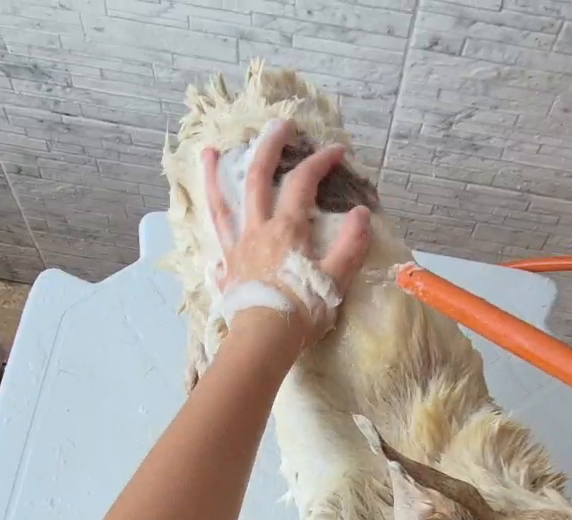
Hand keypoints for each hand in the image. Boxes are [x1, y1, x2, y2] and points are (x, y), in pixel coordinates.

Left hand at [201, 118, 371, 346]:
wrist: (264, 341)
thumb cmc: (301, 311)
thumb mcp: (335, 279)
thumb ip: (350, 245)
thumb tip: (361, 214)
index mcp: (287, 229)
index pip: (304, 182)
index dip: (321, 161)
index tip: (337, 150)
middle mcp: (258, 230)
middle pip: (258, 177)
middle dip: (270, 147)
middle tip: (280, 125)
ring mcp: (237, 249)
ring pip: (223, 205)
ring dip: (216, 176)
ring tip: (210, 152)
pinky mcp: (227, 271)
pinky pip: (217, 245)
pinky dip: (215, 234)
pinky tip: (213, 228)